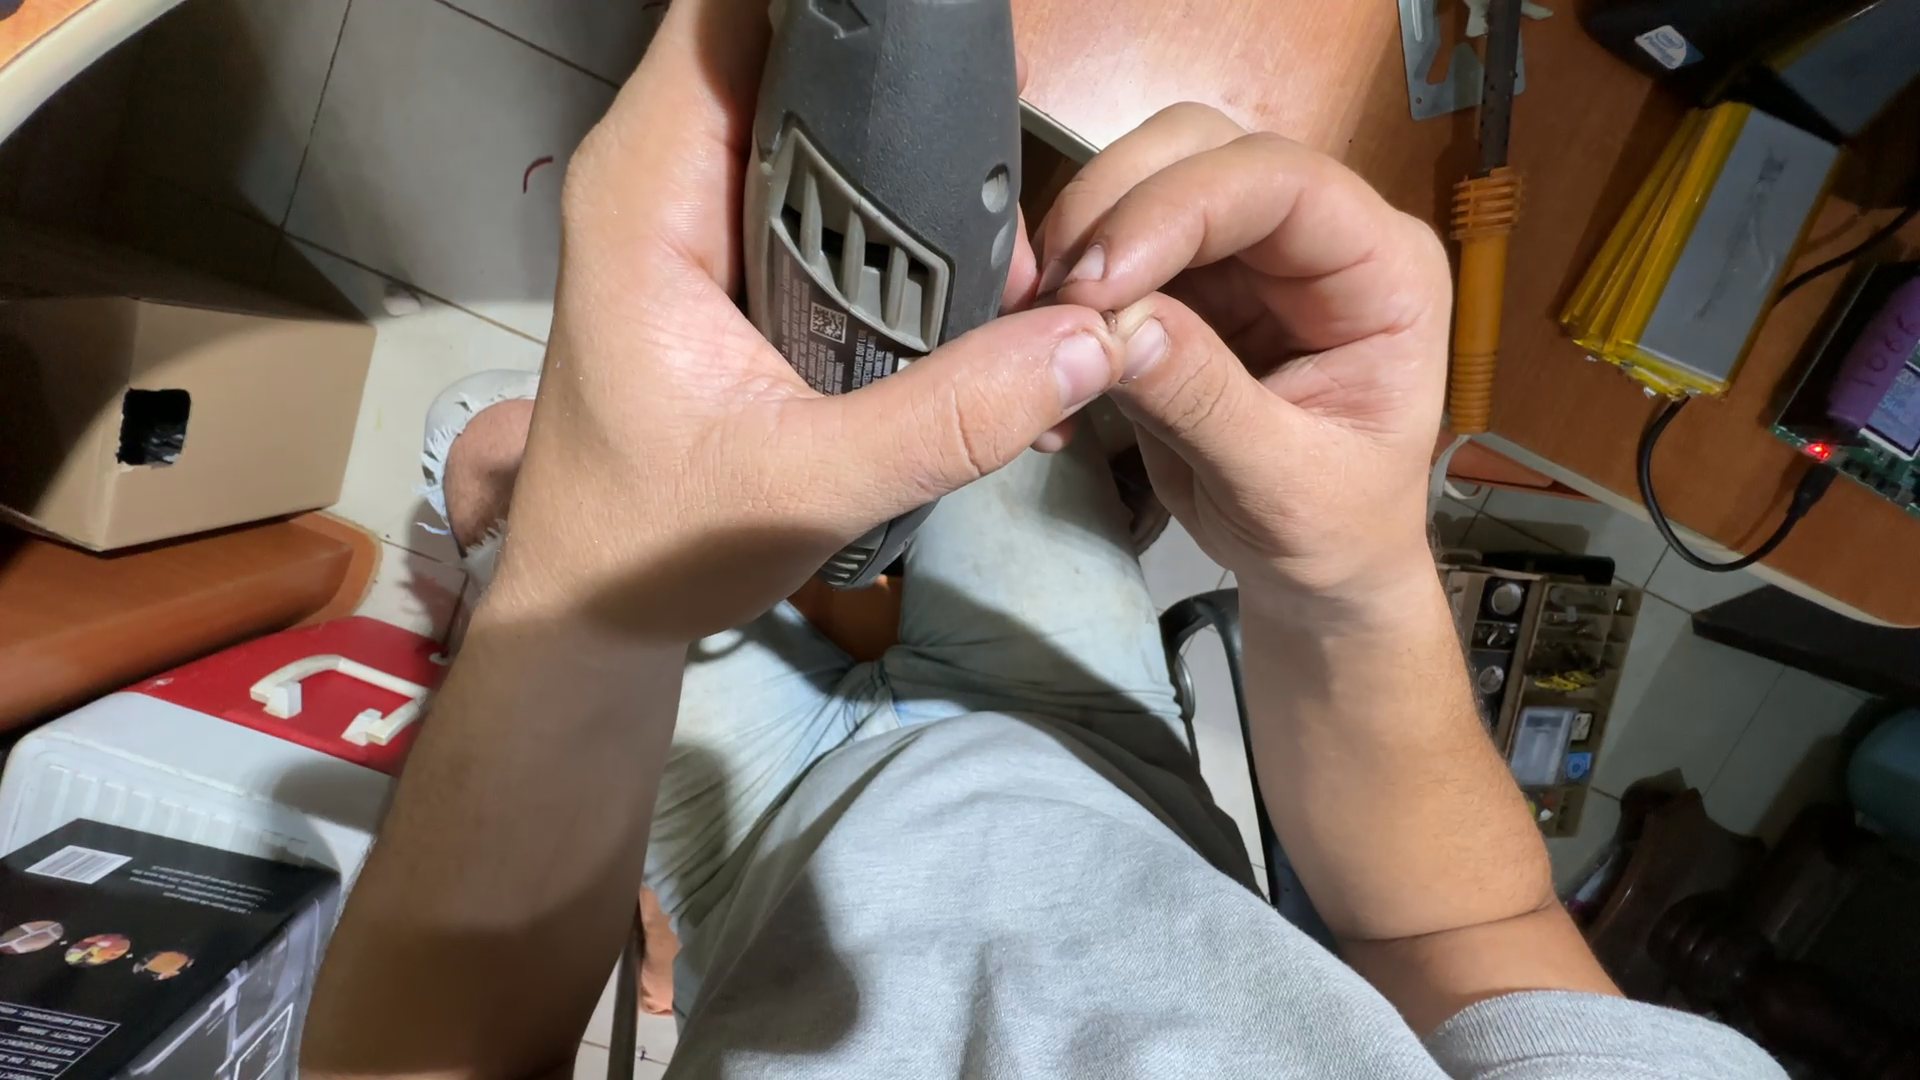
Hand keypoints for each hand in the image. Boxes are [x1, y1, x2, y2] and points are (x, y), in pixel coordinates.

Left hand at [487, 0, 1145, 640]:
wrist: (607, 600)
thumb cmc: (660, 545)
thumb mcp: (807, 487)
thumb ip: (943, 421)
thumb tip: (1081, 347)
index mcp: (652, 196)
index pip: (746, 18)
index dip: (860, 34)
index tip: (968, 91)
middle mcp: (673, 188)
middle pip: (808, 79)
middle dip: (919, 134)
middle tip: (1005, 222)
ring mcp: (709, 237)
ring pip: (832, 156)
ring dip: (924, 206)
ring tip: (998, 281)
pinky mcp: (742, 285)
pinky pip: (835, 228)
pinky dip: (903, 259)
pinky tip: (958, 315)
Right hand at [1039, 104, 1451, 612]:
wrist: (1313, 562)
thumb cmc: (1330, 528)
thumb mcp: (1280, 482)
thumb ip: (1204, 403)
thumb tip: (1116, 328)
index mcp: (1378, 271)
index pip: (1278, 183)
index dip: (1175, 210)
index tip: (1092, 286)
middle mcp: (1310, 241)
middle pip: (1198, 153)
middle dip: (1111, 211)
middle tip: (1051, 298)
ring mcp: (1242, 263)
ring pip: (1140, 194)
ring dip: (1076, 251)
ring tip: (1039, 329)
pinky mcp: (1186, 298)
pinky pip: (1111, 264)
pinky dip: (1066, 300)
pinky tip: (1051, 358)